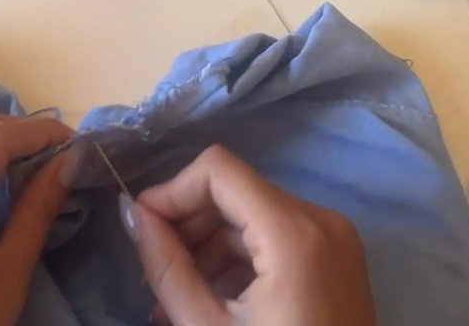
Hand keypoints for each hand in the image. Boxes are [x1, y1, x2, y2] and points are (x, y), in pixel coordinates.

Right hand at [122, 145, 376, 325]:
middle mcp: (320, 218)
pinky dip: (240, 259)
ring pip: (252, 214)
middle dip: (188, 225)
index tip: (141, 227)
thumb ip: (167, 266)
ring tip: (176, 297)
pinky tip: (213, 299)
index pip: (218, 169)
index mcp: (293, 230)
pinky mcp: (337, 260)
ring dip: (209, 246)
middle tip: (154, 274)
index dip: (173, 190)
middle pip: (235, 191)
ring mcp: (334, 239)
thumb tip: (131, 212)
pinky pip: (276, 238)